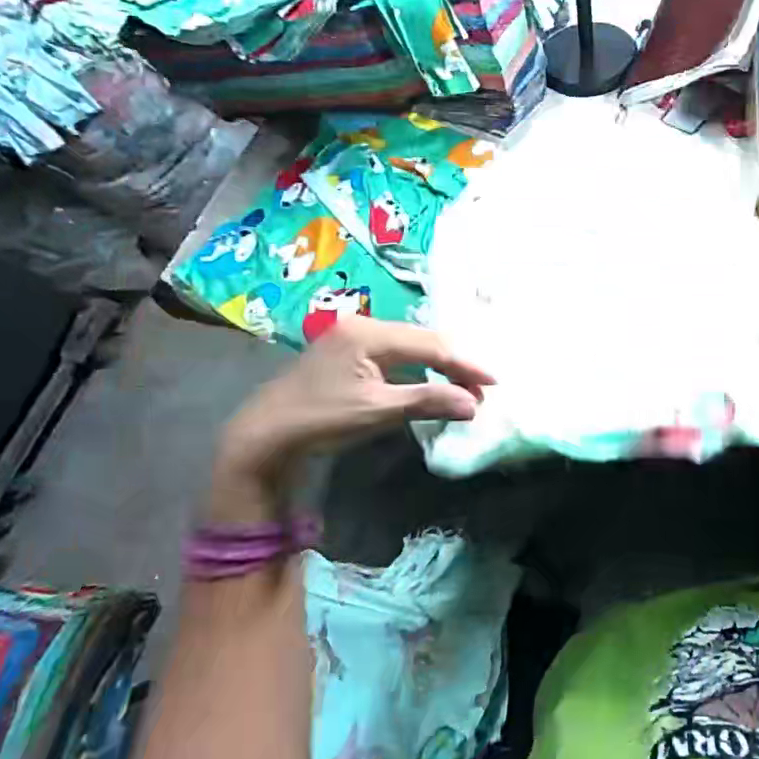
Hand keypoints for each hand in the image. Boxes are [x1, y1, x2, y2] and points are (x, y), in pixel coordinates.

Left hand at [210, 318, 494, 507]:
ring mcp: (354, 335)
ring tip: (462, 389)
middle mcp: (364, 324)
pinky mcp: (348, 350)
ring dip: (438, 366)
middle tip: (481, 390)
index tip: (493, 383)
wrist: (265, 433)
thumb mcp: (377, 411)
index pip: (431, 344)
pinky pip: (395, 352)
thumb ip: (427, 401)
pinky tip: (431, 382)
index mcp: (370, 332)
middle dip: (454, 364)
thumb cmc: (320, 419)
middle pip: (423, 339)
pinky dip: (418, 368)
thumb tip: (473, 404)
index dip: (465, 364)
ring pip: (411, 345)